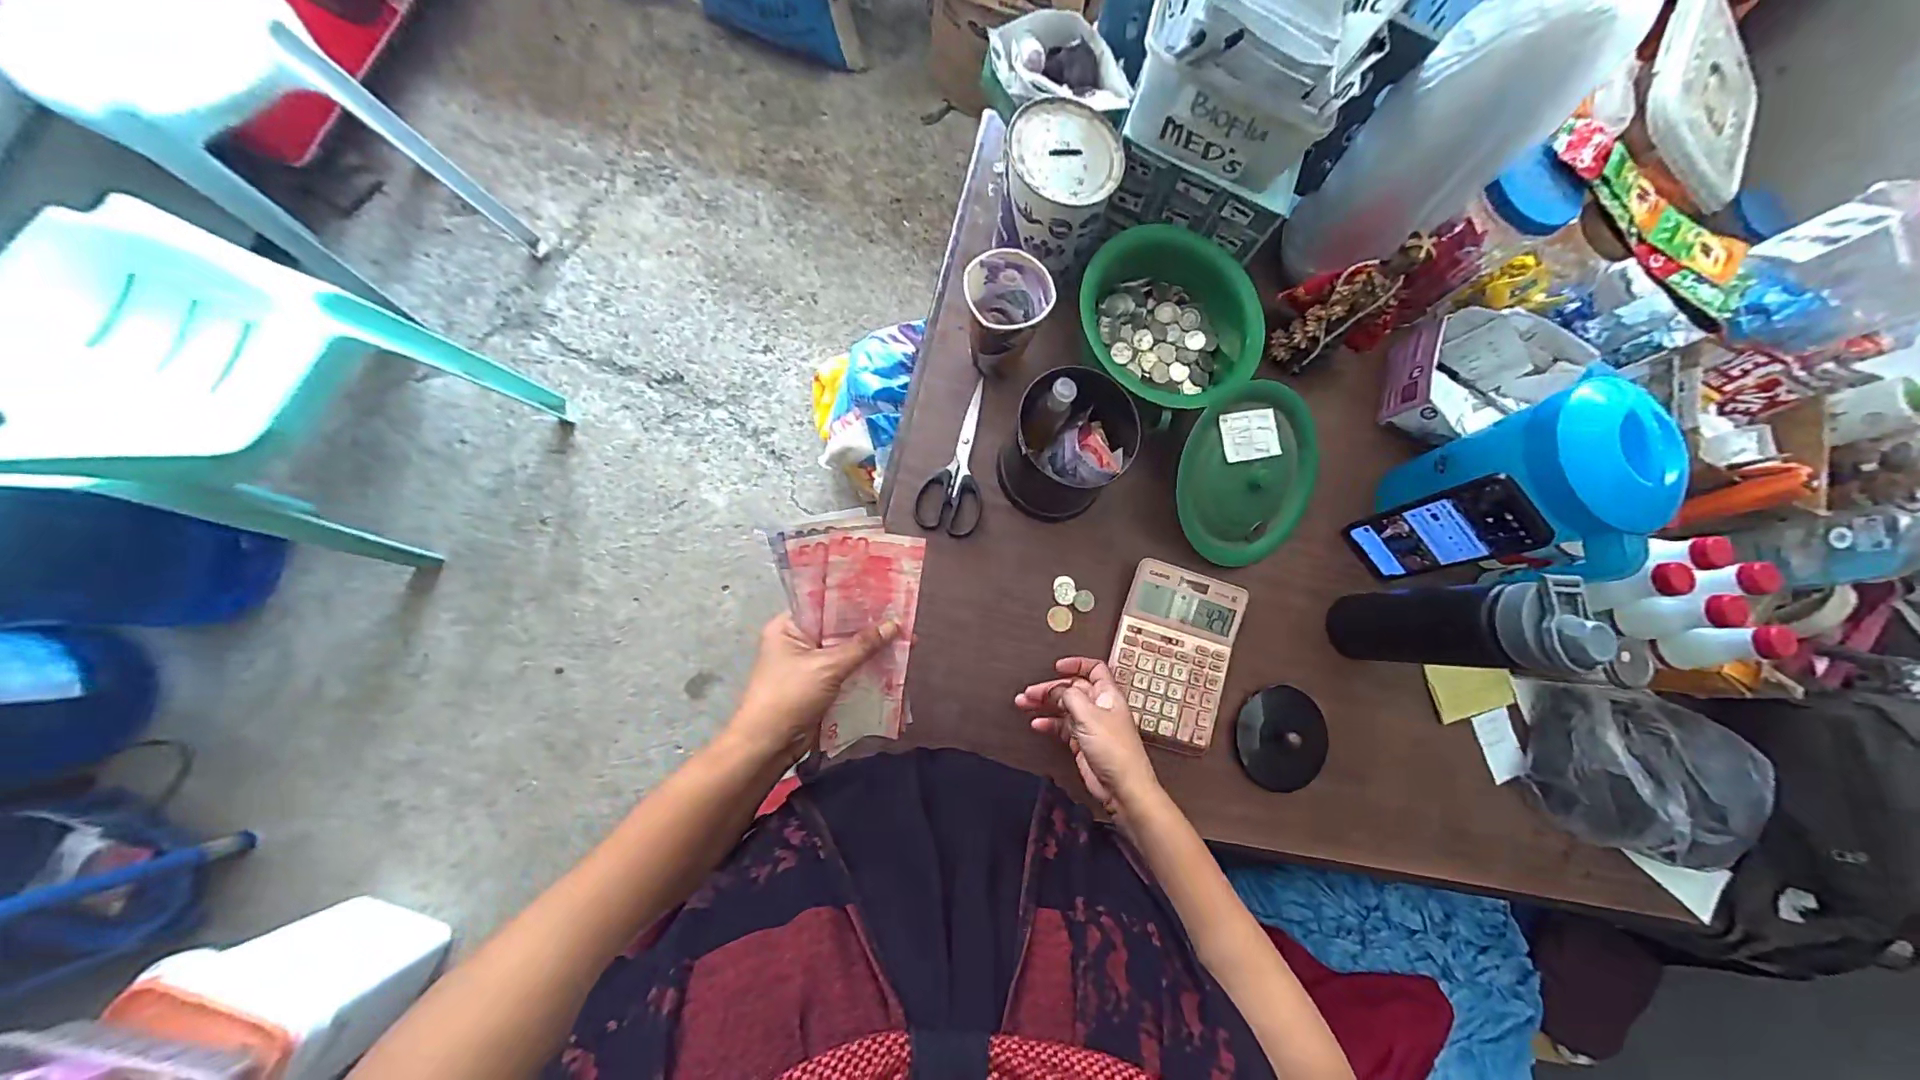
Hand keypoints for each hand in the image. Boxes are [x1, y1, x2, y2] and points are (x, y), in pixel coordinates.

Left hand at [728, 613, 898, 765]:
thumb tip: (895, 624)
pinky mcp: (819, 683)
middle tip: (902, 617)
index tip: (885, 594)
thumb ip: (862, 645)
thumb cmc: (790, 697)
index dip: (855, 599)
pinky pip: (846, 669)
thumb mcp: (827, 667)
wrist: (769, 745)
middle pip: (838, 627)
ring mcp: (808, 663)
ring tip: (905, 638)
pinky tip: (891, 662)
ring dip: (869, 648)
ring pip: (844, 649)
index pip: (824, 602)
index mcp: (788, 626)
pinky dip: (864, 667)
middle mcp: (797, 640)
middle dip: (868, 625)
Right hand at [1015, 657, 1159, 816]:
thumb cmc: (1117, 753)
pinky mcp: (1083, 743)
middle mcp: (1100, 708)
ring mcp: (1091, 726)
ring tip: (1025, 703)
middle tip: (1030, 691)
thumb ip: (1070, 696)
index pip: (1094, 669)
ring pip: (1064, 708)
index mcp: (1108, 695)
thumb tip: (1058, 688)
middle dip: (1050, 688)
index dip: (1076, 664)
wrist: (1123, 788)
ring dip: (1044, 704)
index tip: (1057, 666)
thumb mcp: (1090, 715)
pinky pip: (1062, 727)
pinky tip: (1037, 724)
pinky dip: (1048, 724)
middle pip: (1072, 689)